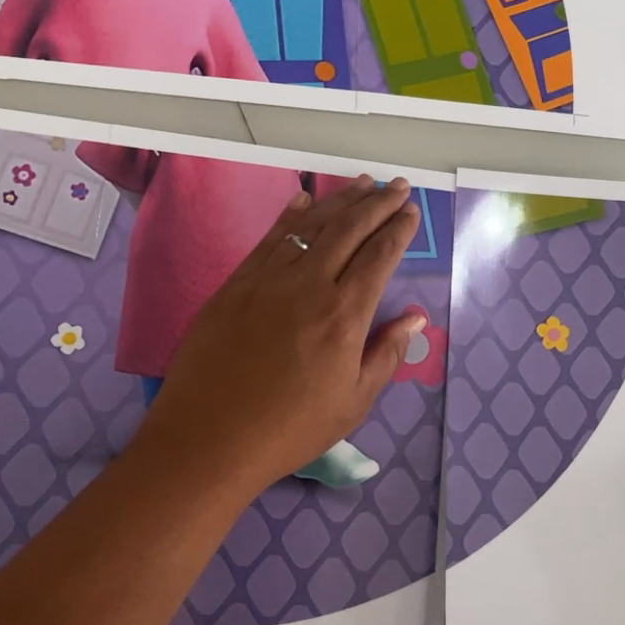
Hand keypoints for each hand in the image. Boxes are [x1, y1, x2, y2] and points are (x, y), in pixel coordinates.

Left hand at [135, 176, 423, 487]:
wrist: (209, 438)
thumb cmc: (289, 430)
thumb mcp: (353, 403)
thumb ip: (385, 354)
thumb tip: (415, 317)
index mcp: (344, 316)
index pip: (379, 257)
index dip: (399, 230)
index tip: (411, 212)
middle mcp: (309, 286)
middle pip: (349, 230)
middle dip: (377, 204)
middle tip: (396, 186)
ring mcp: (268, 280)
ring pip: (310, 226)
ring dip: (340, 201)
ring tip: (361, 185)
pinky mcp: (236, 284)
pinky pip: (269, 238)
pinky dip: (290, 215)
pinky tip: (304, 200)